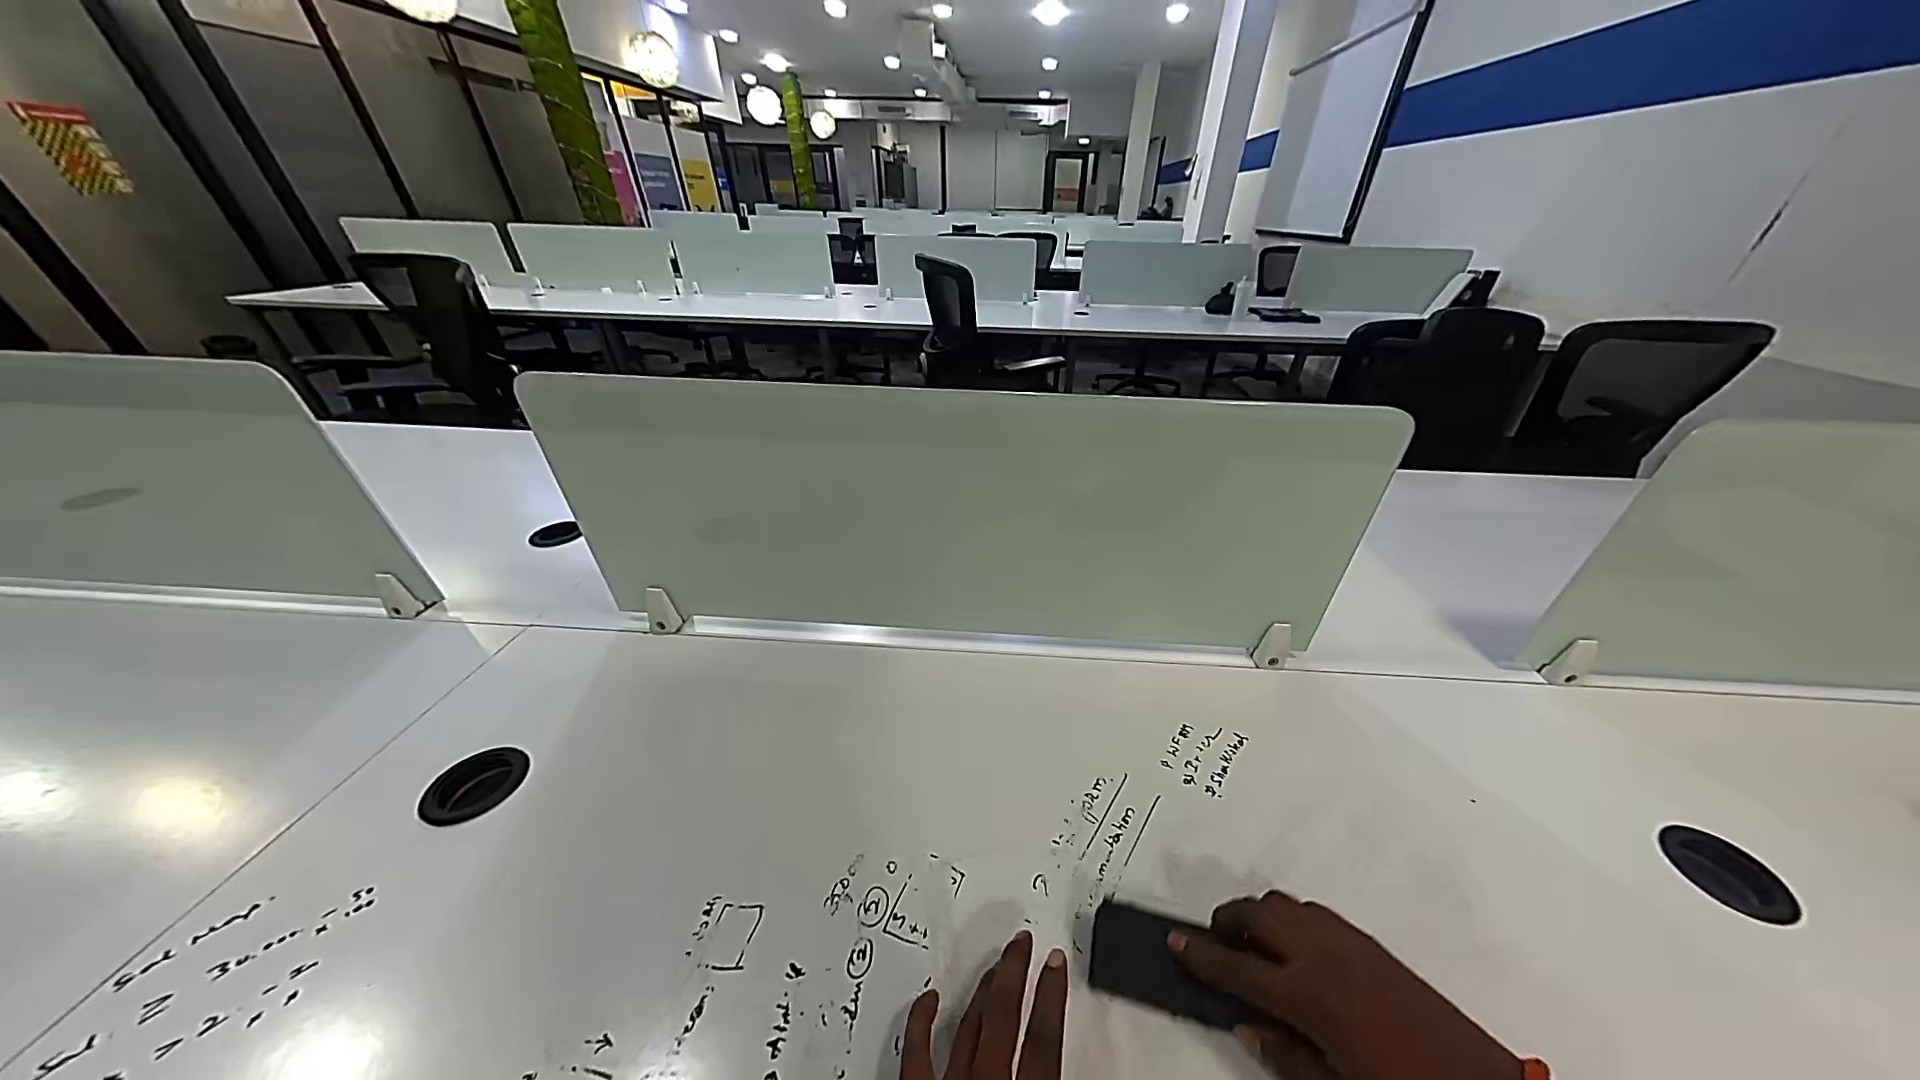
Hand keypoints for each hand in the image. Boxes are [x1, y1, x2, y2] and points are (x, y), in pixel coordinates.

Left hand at [902, 930, 1068, 1079]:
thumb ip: (1051, 1078)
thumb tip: (1078, 1065)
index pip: (1043, 1039)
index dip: (1051, 995)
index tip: (1054, 961)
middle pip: (1003, 1016)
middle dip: (1014, 973)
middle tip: (1020, 943)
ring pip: (967, 1027)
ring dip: (981, 992)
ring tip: (993, 967)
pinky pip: (916, 1051)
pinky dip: (920, 1021)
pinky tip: (928, 998)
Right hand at [1169, 891, 1520, 1079]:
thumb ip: (1285, 1054)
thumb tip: (1247, 1025)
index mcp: (1309, 997)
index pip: (1236, 967)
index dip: (1200, 954)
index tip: (1175, 941)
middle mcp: (1323, 956)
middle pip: (1256, 914)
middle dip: (1227, 922)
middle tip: (1216, 942)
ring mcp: (1347, 942)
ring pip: (1283, 904)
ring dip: (1259, 916)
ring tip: (1255, 945)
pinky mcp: (1369, 942)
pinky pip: (1314, 912)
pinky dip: (1291, 919)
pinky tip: (1296, 948)